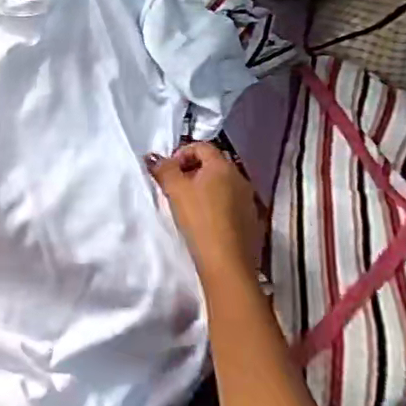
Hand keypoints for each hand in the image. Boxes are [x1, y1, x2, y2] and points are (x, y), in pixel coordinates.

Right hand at [149, 142, 261, 277]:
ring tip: (188, 204)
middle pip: (213, 164)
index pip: (202, 146)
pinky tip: (204, 219)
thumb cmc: (198, 218)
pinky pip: (230, 201)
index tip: (168, 171)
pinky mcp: (251, 218)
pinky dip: (216, 203)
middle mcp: (240, 178)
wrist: (226, 259)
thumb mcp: (174, 190)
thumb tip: (154, 157)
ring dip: (204, 187)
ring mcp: (249, 199)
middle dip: (191, 170)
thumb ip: (163, 169)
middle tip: (174, 186)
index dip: (181, 153)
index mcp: (223, 167)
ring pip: (222, 183)